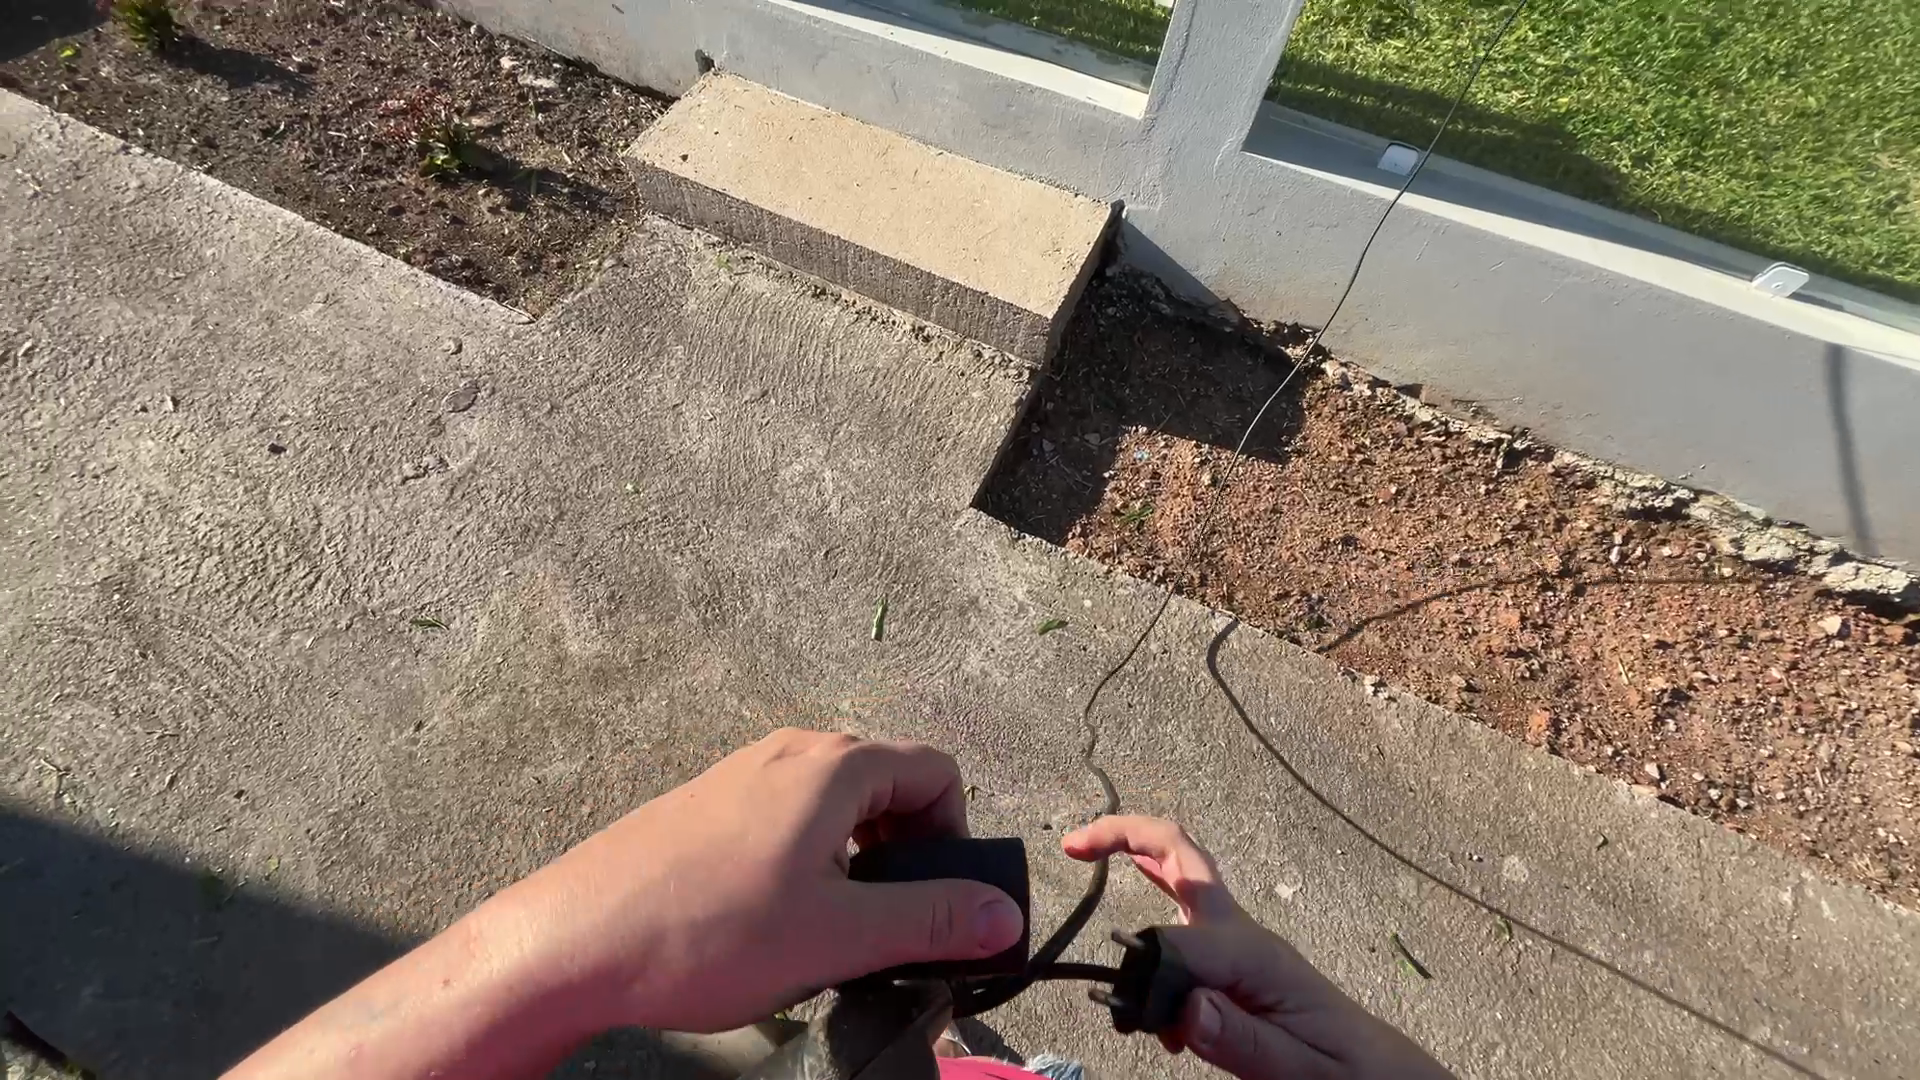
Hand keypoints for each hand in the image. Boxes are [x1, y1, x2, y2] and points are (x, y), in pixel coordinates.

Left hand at [496, 729, 1025, 1032]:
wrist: (571, 939)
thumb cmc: (710, 931)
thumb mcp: (837, 935)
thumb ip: (931, 920)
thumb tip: (1005, 915)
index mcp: (836, 764)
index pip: (937, 770)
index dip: (954, 833)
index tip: (936, 897)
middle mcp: (797, 748)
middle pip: (891, 778)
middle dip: (909, 844)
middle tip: (889, 916)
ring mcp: (751, 767)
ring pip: (843, 795)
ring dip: (864, 848)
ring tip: (838, 916)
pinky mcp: (717, 795)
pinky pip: (796, 806)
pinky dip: (819, 846)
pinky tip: (782, 905)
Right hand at [1064, 816, 1452, 1079]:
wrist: (1383, 1076)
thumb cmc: (1347, 1073)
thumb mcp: (1301, 1071)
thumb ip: (1243, 1039)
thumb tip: (1185, 1006)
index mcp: (1251, 951)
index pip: (1176, 945)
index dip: (1145, 977)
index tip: (1131, 1018)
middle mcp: (1237, 928)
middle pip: (1178, 850)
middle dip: (1123, 833)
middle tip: (1073, 846)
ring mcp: (1233, 935)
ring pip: (1177, 868)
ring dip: (1132, 850)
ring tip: (1084, 853)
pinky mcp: (1230, 953)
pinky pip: (1180, 906)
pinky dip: (1148, 893)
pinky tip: (1135, 921)